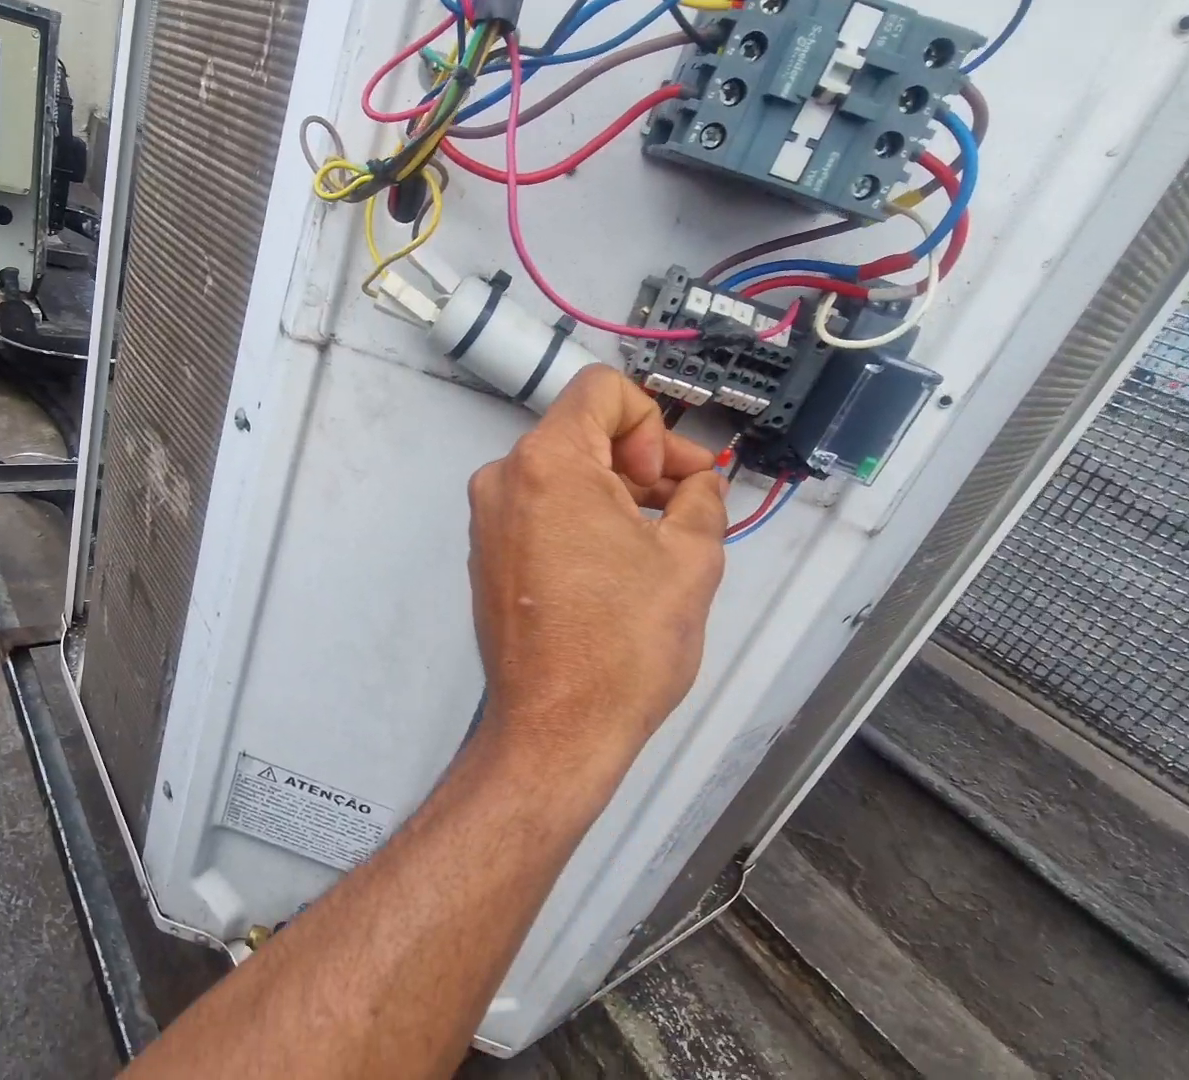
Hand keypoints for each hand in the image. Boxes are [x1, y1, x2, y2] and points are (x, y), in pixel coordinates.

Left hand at [466, 366, 727, 781]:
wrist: (557, 728)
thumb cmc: (621, 647)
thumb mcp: (691, 559)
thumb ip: (701, 495)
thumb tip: (696, 480)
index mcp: (546, 463)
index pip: (601, 390)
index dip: (651, 421)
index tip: (667, 477)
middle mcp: (502, 481)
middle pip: (581, 432)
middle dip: (639, 459)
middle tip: (682, 505)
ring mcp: (487, 520)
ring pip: (561, 472)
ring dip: (614, 491)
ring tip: (656, 542)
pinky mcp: (486, 555)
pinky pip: (539, 509)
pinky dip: (580, 517)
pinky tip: (615, 563)